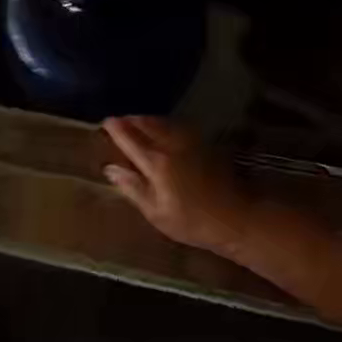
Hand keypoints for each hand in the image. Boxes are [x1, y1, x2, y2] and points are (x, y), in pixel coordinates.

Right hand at [101, 116, 260, 256]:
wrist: (236, 217)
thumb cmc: (192, 222)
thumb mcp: (156, 213)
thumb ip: (132, 187)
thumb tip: (110, 168)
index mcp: (156, 162)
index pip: (129, 138)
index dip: (115, 128)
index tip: (105, 123)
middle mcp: (170, 144)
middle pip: (145, 123)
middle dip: (129, 120)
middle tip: (118, 122)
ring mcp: (189, 141)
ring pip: (162, 121)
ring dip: (146, 119)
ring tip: (136, 122)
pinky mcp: (203, 143)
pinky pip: (176, 124)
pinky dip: (163, 122)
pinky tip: (163, 128)